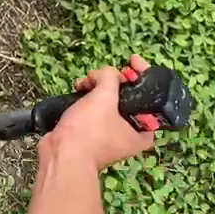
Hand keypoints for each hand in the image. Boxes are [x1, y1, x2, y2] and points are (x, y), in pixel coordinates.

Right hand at [38, 55, 157, 172]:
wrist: (63, 154)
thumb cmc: (90, 130)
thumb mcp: (104, 98)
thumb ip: (110, 78)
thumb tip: (108, 72)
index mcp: (144, 130)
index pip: (151, 95)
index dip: (142, 73)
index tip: (131, 59)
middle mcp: (131, 132)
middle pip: (128, 96)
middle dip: (112, 80)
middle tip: (100, 73)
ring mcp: (111, 132)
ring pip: (109, 100)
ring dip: (97, 86)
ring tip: (84, 82)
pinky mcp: (93, 131)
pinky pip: (96, 108)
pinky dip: (88, 96)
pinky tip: (78, 89)